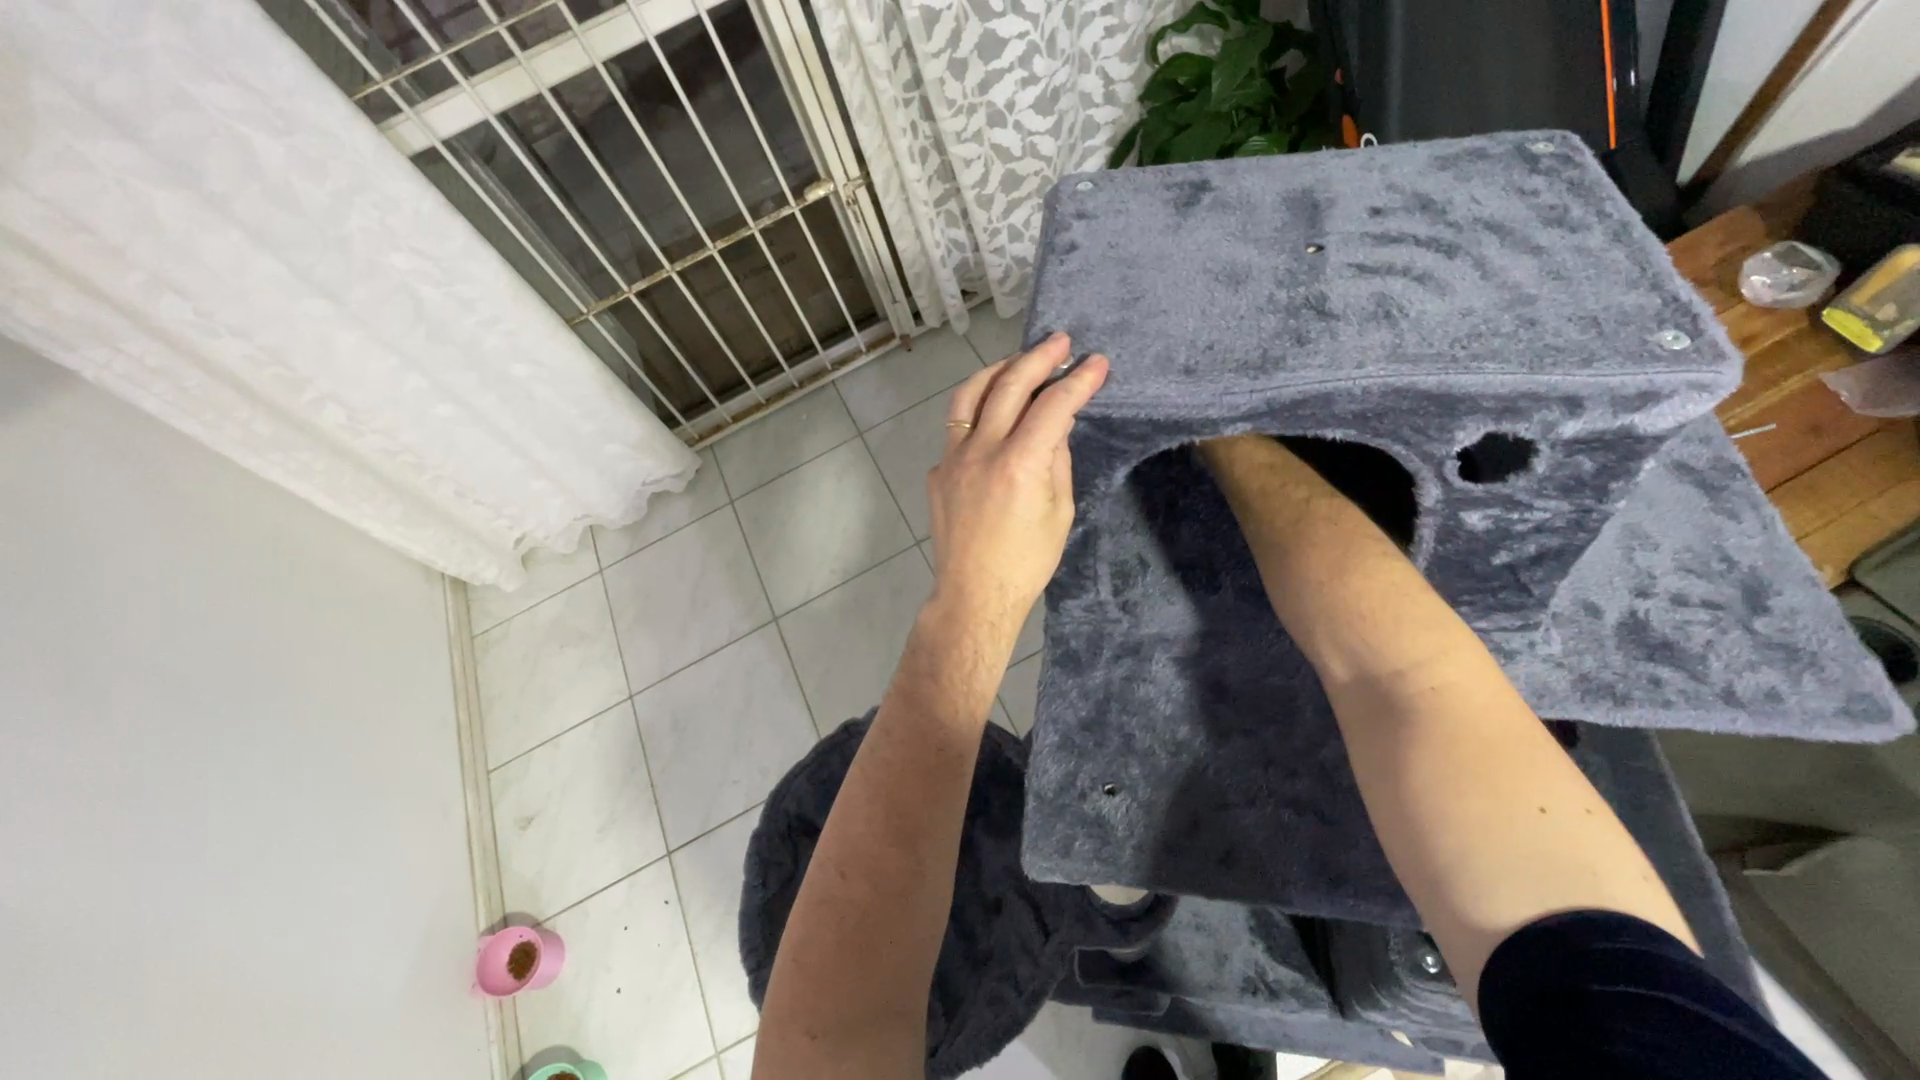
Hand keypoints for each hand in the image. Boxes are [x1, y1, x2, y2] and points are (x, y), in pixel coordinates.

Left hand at [925, 332, 1108, 646]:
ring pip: (970, 396)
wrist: (975, 593)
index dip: (1079, 380)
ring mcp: (952, 458)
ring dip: (997, 371)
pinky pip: (957, 430)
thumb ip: (1056, 459)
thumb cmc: (1028, 561)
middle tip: (1060, 343)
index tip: (1097, 363)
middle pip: (1009, 385)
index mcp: (1020, 464)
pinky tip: (994, 419)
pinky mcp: (938, 471)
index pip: (1053, 405)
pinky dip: (978, 414)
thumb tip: (1056, 423)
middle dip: (1038, 358)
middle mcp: (982, 451)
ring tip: (1018, 363)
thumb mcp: (1059, 510)